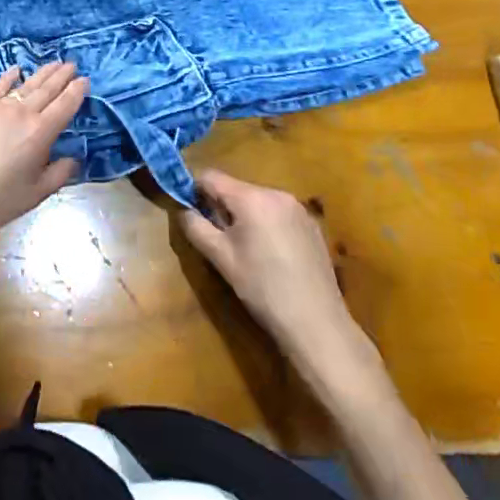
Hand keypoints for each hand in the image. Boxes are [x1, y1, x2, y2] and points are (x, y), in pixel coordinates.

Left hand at [0, 62, 88, 253]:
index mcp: (40, 133)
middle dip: (61, 76)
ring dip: (41, 73)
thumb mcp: (36, 194)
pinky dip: (9, 77)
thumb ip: (58, 173)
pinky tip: (16, 71)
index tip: (85, 80)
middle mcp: (21, 113)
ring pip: (25, 85)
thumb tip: (71, 158)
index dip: (77, 92)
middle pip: (46, 89)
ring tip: (54, 64)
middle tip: (72, 65)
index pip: (65, 106)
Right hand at [179, 169, 361, 356]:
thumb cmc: (262, 288)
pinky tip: (273, 256)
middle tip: (221, 241)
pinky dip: (268, 224)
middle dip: (223, 207)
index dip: (195, 191)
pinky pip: (278, 213)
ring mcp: (298, 208)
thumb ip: (195, 227)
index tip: (193, 214)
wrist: (316, 322)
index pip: (211, 177)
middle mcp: (276, 193)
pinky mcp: (312, 224)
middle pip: (236, 188)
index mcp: (251, 198)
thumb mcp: (220, 259)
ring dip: (245, 216)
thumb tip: (183, 210)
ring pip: (258, 201)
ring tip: (248, 251)